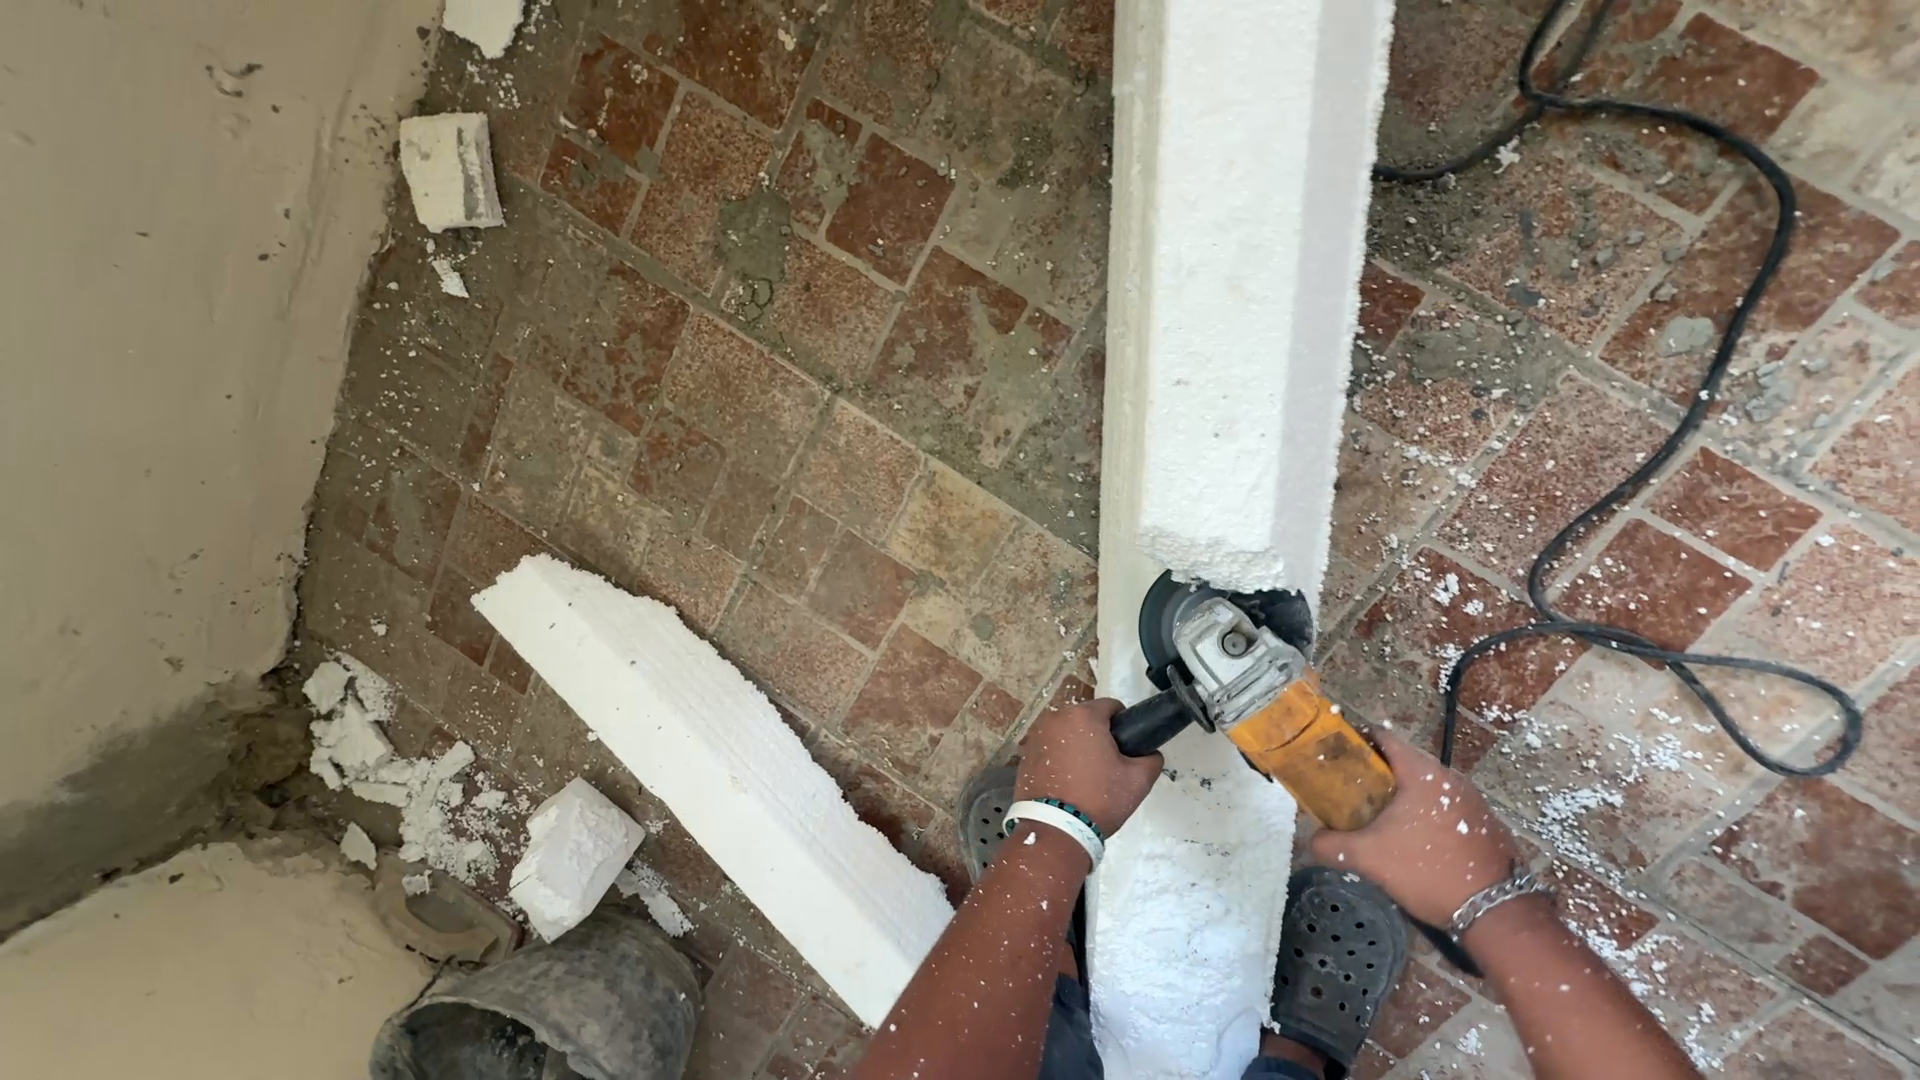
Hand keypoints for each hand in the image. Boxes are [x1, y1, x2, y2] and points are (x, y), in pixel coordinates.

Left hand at [1014, 698, 1163, 836]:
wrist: (1055, 830)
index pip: (1112, 707)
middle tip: (1108, 767)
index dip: (1123, 725)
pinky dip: (1060, 757)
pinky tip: (1066, 781)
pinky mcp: (1025, 754)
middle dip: (1099, 736)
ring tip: (1086, 777)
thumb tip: (1149, 752)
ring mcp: (1036, 735)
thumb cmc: (1098, 799)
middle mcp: (1055, 717)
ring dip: (1078, 746)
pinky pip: (1050, 747)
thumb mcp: (1138, 781)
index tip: (1125, 749)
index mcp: (1083, 715)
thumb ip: (1151, 758)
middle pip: (1087, 719)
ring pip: (1067, 733)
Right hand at [1309, 729, 1518, 926]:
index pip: (1383, 737)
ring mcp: (1473, 801)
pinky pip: (1445, 806)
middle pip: (1403, 762)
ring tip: (1376, 816)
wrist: (1498, 915)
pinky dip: (1424, 813)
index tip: (1334, 754)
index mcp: (1422, 774)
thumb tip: (1310, 840)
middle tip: (1348, 790)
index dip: (1355, 740)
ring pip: (1425, 786)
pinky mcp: (1486, 824)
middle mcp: (1450, 778)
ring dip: (1401, 795)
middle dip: (1374, 773)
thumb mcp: (1369, 859)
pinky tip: (1414, 839)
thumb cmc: (1429, 873)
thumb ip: (1331, 845)